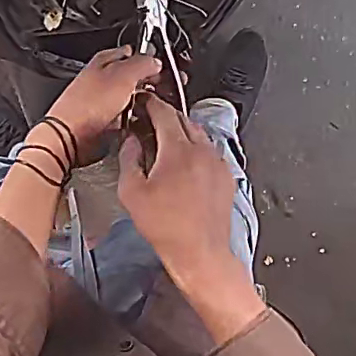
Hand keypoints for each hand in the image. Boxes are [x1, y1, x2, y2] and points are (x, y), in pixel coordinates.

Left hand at [46, 46, 161, 148]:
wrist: (71, 136)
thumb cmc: (87, 104)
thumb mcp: (123, 75)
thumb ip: (142, 64)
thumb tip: (155, 61)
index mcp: (104, 61)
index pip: (133, 53)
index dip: (150, 60)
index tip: (161, 70)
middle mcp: (101, 79)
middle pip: (132, 77)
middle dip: (148, 84)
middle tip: (158, 90)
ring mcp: (102, 101)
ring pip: (130, 98)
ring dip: (141, 103)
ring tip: (147, 108)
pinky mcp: (103, 121)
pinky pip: (125, 117)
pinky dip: (132, 119)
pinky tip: (134, 122)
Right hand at [118, 95, 266, 342]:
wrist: (200, 253)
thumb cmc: (166, 227)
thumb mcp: (132, 193)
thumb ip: (129, 160)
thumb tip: (131, 143)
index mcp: (178, 150)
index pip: (165, 113)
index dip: (151, 104)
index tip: (144, 102)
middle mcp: (202, 151)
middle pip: (184, 120)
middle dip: (166, 116)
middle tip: (151, 121)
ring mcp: (218, 164)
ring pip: (199, 136)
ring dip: (182, 133)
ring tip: (166, 143)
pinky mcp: (226, 178)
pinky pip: (210, 154)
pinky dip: (196, 151)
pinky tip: (184, 165)